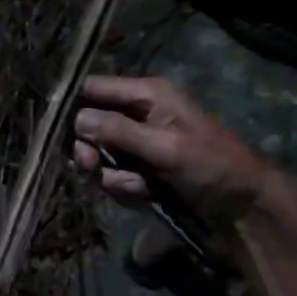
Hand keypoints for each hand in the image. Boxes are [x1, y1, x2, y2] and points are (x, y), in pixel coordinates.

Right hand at [70, 75, 277, 225]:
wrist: (242, 207)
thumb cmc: (212, 166)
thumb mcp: (166, 148)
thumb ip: (120, 132)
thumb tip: (77, 119)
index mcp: (147, 94)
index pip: (93, 88)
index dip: (71, 105)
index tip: (53, 129)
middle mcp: (136, 114)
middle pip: (87, 126)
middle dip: (90, 151)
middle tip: (92, 168)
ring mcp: (136, 144)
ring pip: (97, 157)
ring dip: (113, 177)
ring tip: (140, 188)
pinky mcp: (137, 170)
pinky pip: (112, 177)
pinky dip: (125, 190)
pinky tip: (146, 196)